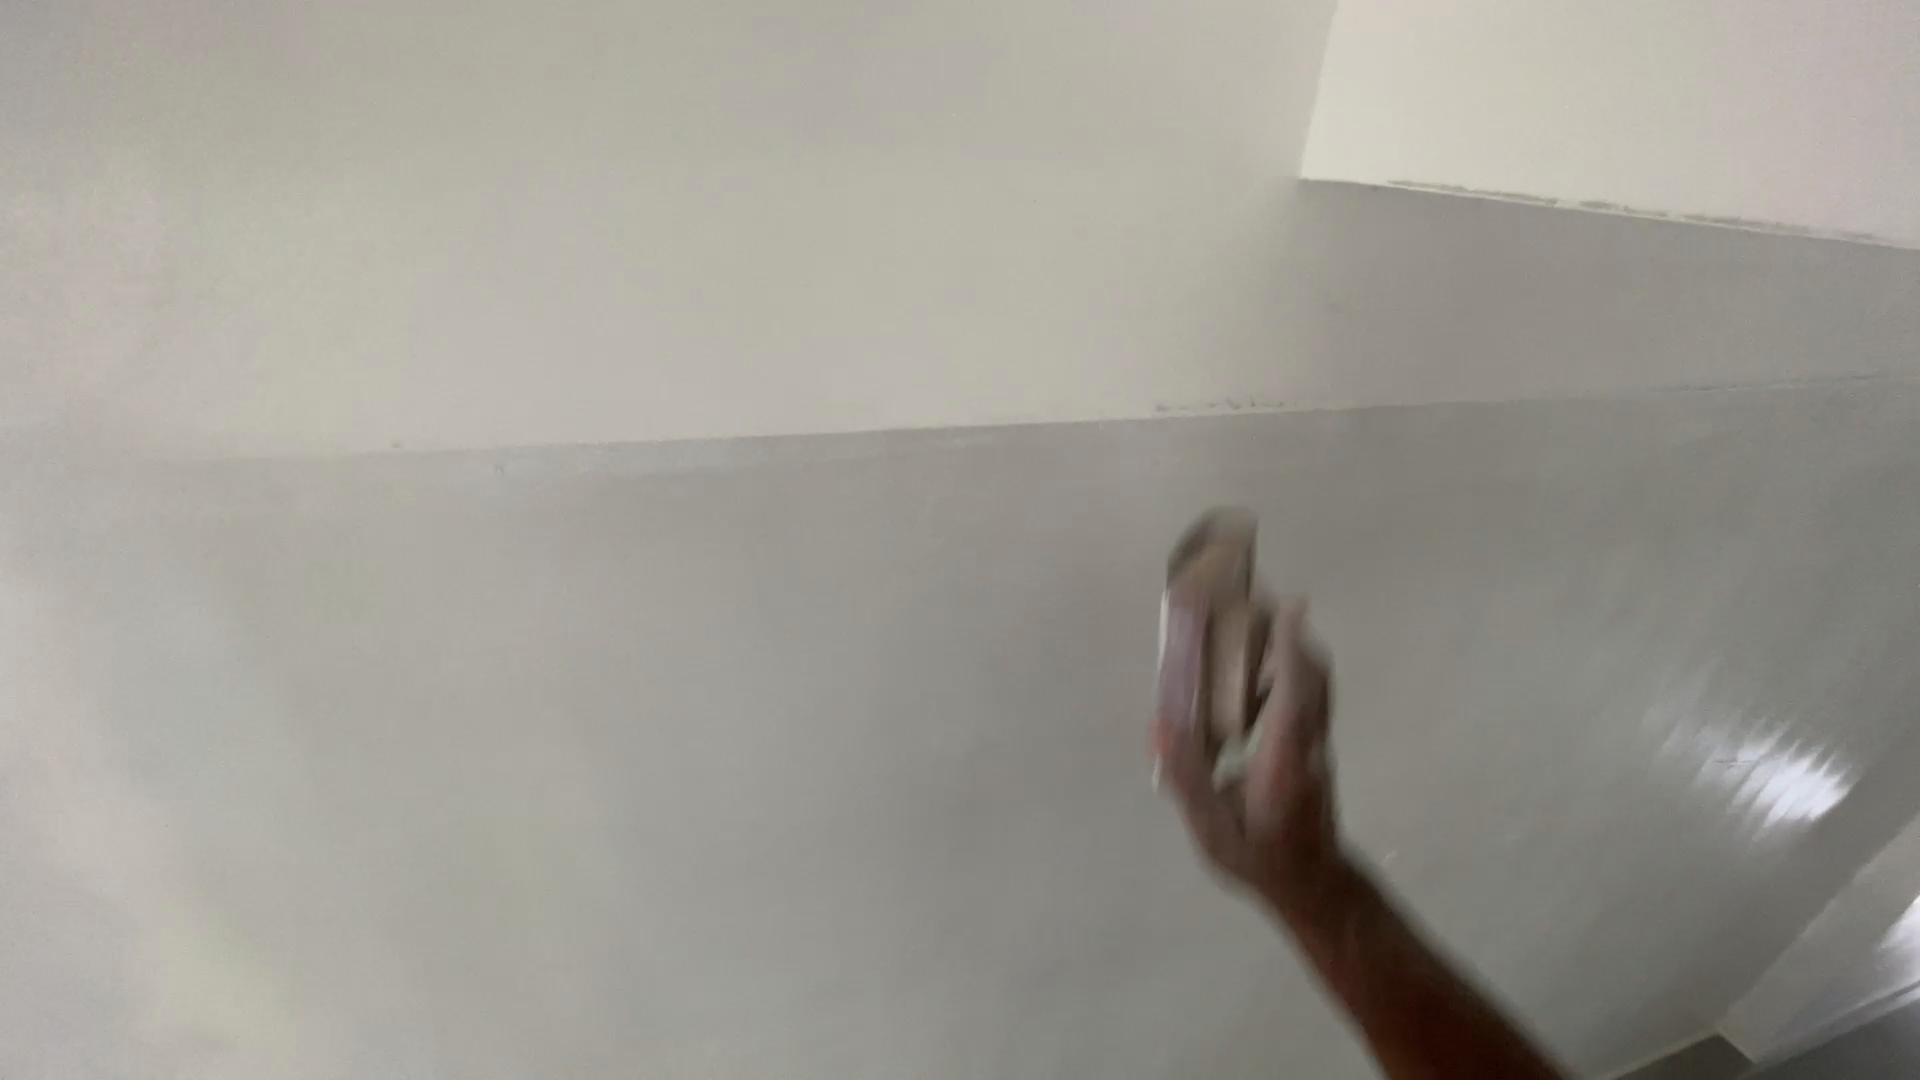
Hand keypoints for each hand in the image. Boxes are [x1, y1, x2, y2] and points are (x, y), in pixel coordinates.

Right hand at [1153, 600, 1339, 903]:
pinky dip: (1289, 666)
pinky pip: (1308, 694)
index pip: (1295, 693)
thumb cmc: (1260, 857)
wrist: (1312, 886)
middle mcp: (1308, 744)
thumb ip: (1188, 779)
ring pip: (1315, 683)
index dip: (1292, 648)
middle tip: (1258, 599)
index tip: (1289, 604)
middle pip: (1313, 676)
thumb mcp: (1213, 832)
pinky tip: (1255, 668)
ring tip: (1253, 621)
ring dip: (1291, 646)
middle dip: (1291, 632)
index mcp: (1284, 760)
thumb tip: (1161, 724)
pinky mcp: (1314, 747)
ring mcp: (1317, 744)